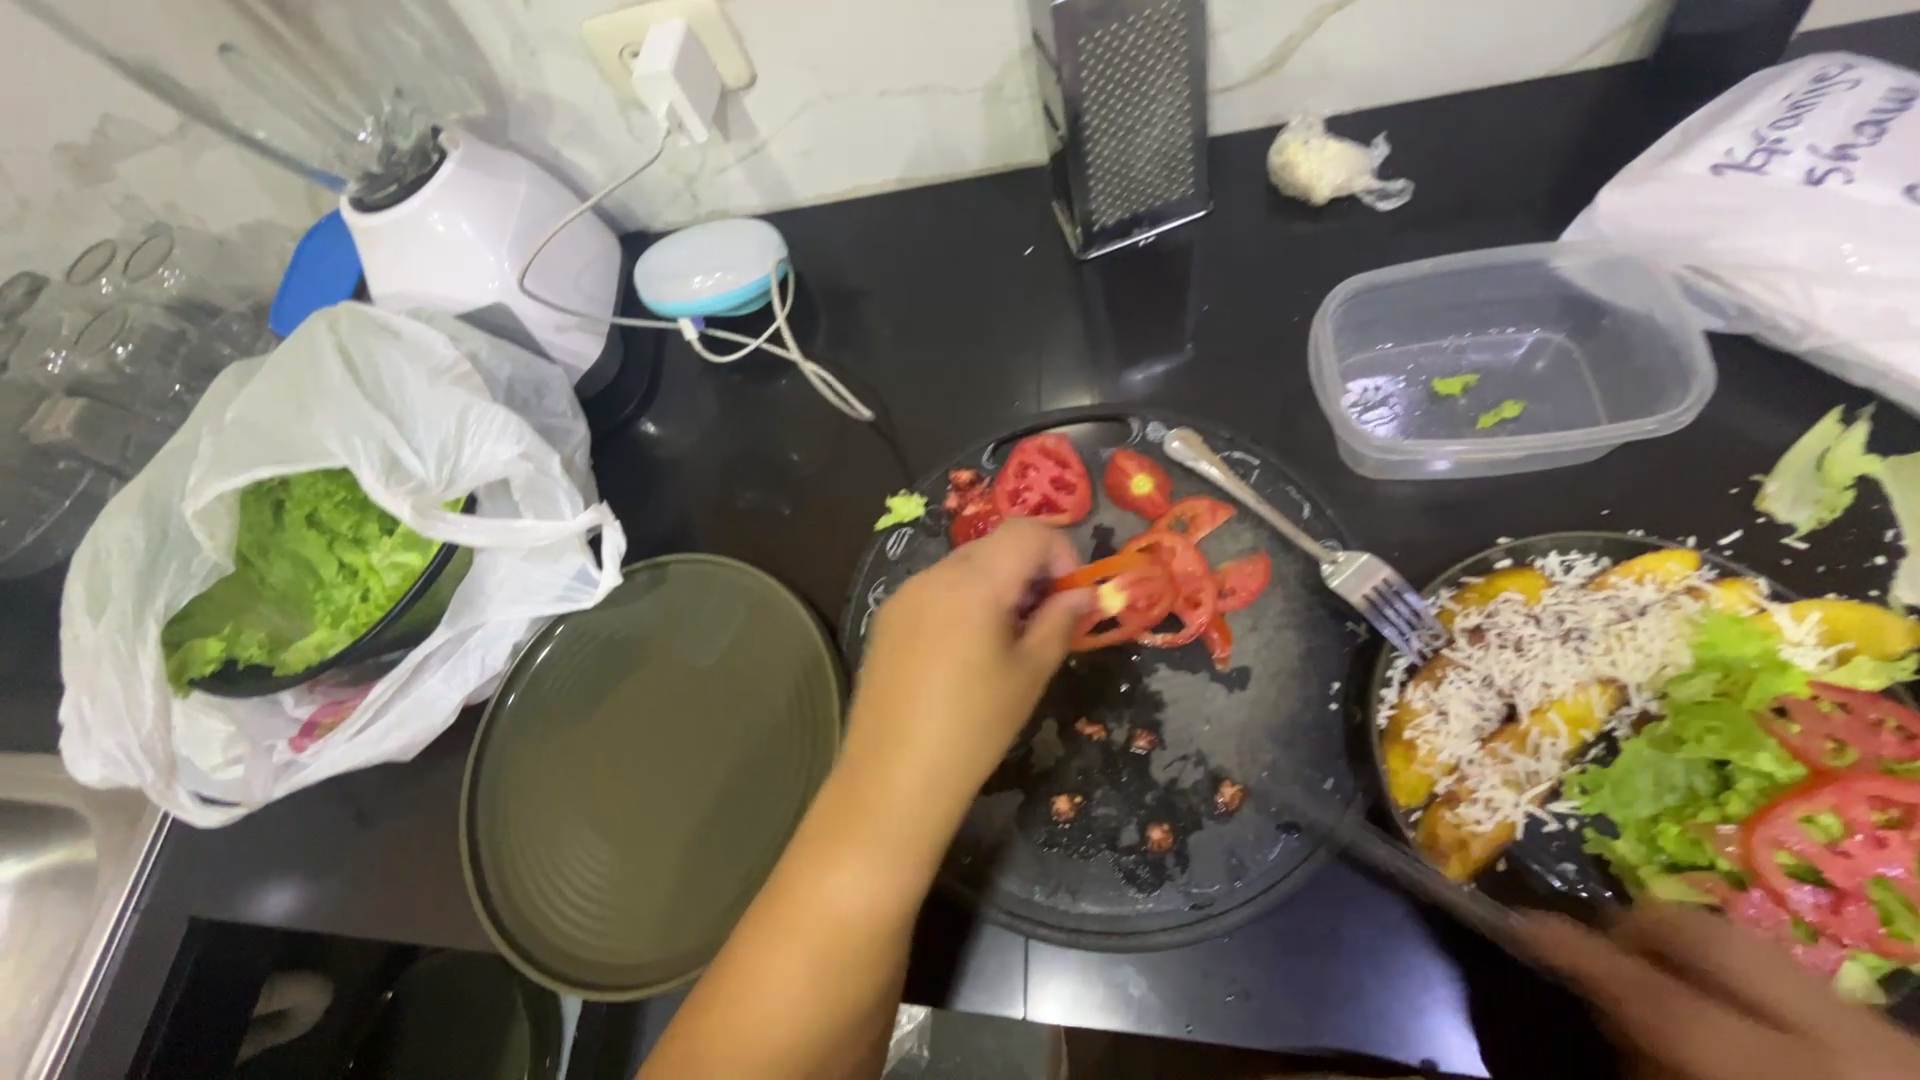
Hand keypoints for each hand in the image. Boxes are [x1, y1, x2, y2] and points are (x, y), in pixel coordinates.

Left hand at [842, 519, 1088, 817]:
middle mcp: (933, 575)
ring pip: (963, 566)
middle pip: (994, 545)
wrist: (894, 777)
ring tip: (1005, 639)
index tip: (1070, 596)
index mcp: (974, 583)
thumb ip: (1060, 621)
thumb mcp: (1030, 674)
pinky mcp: (886, 618)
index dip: (1061, 553)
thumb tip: (1082, 593)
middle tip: (1045, 619)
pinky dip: (962, 601)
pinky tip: (964, 652)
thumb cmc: (975, 728)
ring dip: (996, 585)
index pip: (1028, 531)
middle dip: (1029, 570)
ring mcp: (903, 594)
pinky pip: (935, 590)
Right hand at [1521, 905, 1919, 1079]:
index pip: (1653, 995)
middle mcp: (1839, 1041)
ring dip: (1686, 954)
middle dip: (1633, 928)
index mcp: (1776, 1074)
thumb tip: (1606, 1017)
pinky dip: (1740, 985)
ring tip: (1656, 987)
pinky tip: (1726, 1024)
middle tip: (1591, 949)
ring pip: (1752, 948)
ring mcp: (1882, 1035)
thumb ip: (1652, 1070)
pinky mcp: (1901, 1038)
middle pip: (1706, 937)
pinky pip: (1794, 979)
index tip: (1519, 923)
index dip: (1577, 953)